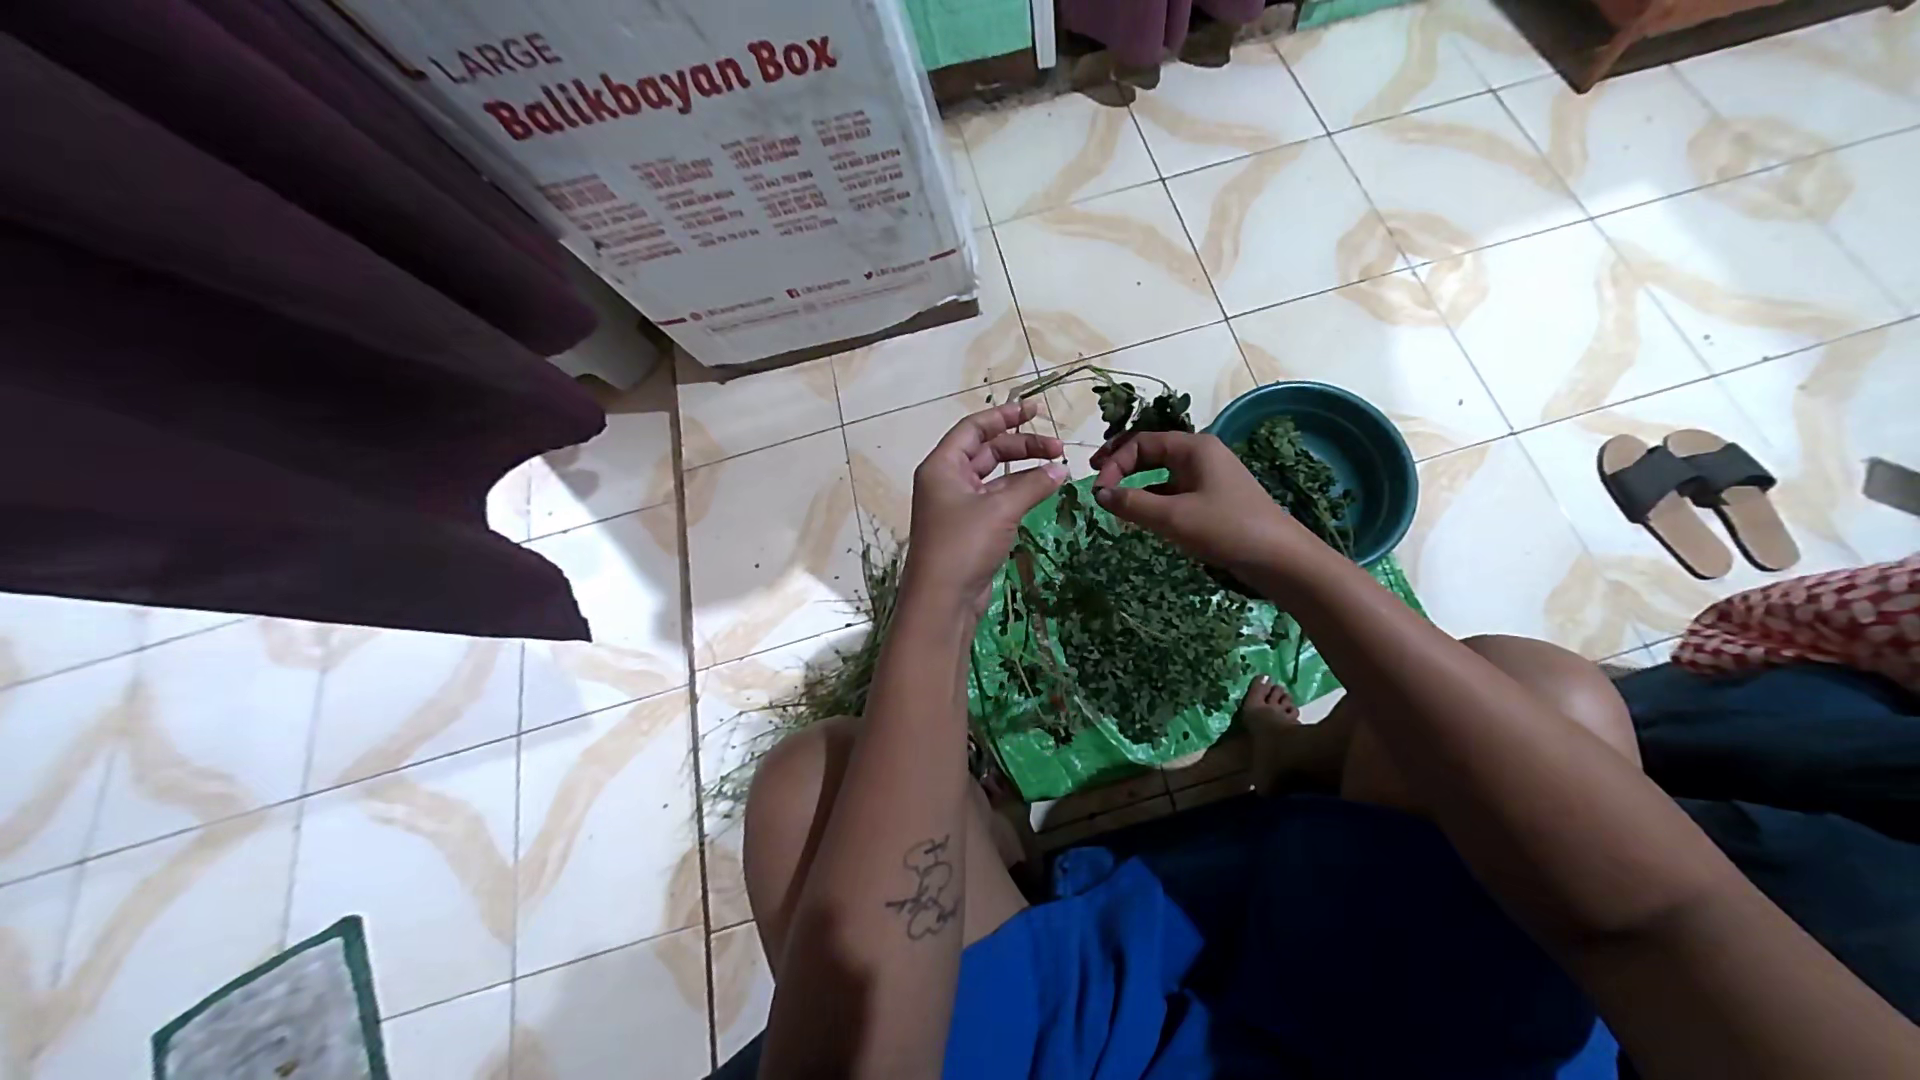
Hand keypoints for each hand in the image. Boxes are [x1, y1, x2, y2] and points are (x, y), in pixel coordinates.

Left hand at [905, 399, 1066, 615]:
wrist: (943, 599)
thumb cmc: (963, 545)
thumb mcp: (1000, 509)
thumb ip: (1032, 484)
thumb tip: (1059, 470)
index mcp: (942, 466)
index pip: (974, 428)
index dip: (1004, 416)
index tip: (1035, 411)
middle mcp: (947, 481)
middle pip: (987, 451)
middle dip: (1022, 447)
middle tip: (1057, 449)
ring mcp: (958, 505)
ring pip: (994, 477)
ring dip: (1023, 472)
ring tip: (1057, 470)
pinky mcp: (970, 528)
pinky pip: (997, 500)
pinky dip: (1018, 493)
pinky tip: (1043, 491)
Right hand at [1090, 430, 1314, 572]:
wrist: (1278, 558)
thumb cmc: (1226, 529)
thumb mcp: (1173, 517)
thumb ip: (1132, 504)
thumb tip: (1100, 494)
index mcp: (1193, 447)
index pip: (1141, 442)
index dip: (1114, 462)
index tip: (1098, 490)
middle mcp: (1199, 456)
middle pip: (1150, 452)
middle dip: (1121, 465)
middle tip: (1096, 480)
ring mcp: (1206, 478)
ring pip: (1160, 473)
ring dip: (1135, 484)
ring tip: (1113, 501)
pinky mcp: (1210, 499)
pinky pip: (1172, 492)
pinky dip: (1152, 500)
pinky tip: (1140, 517)